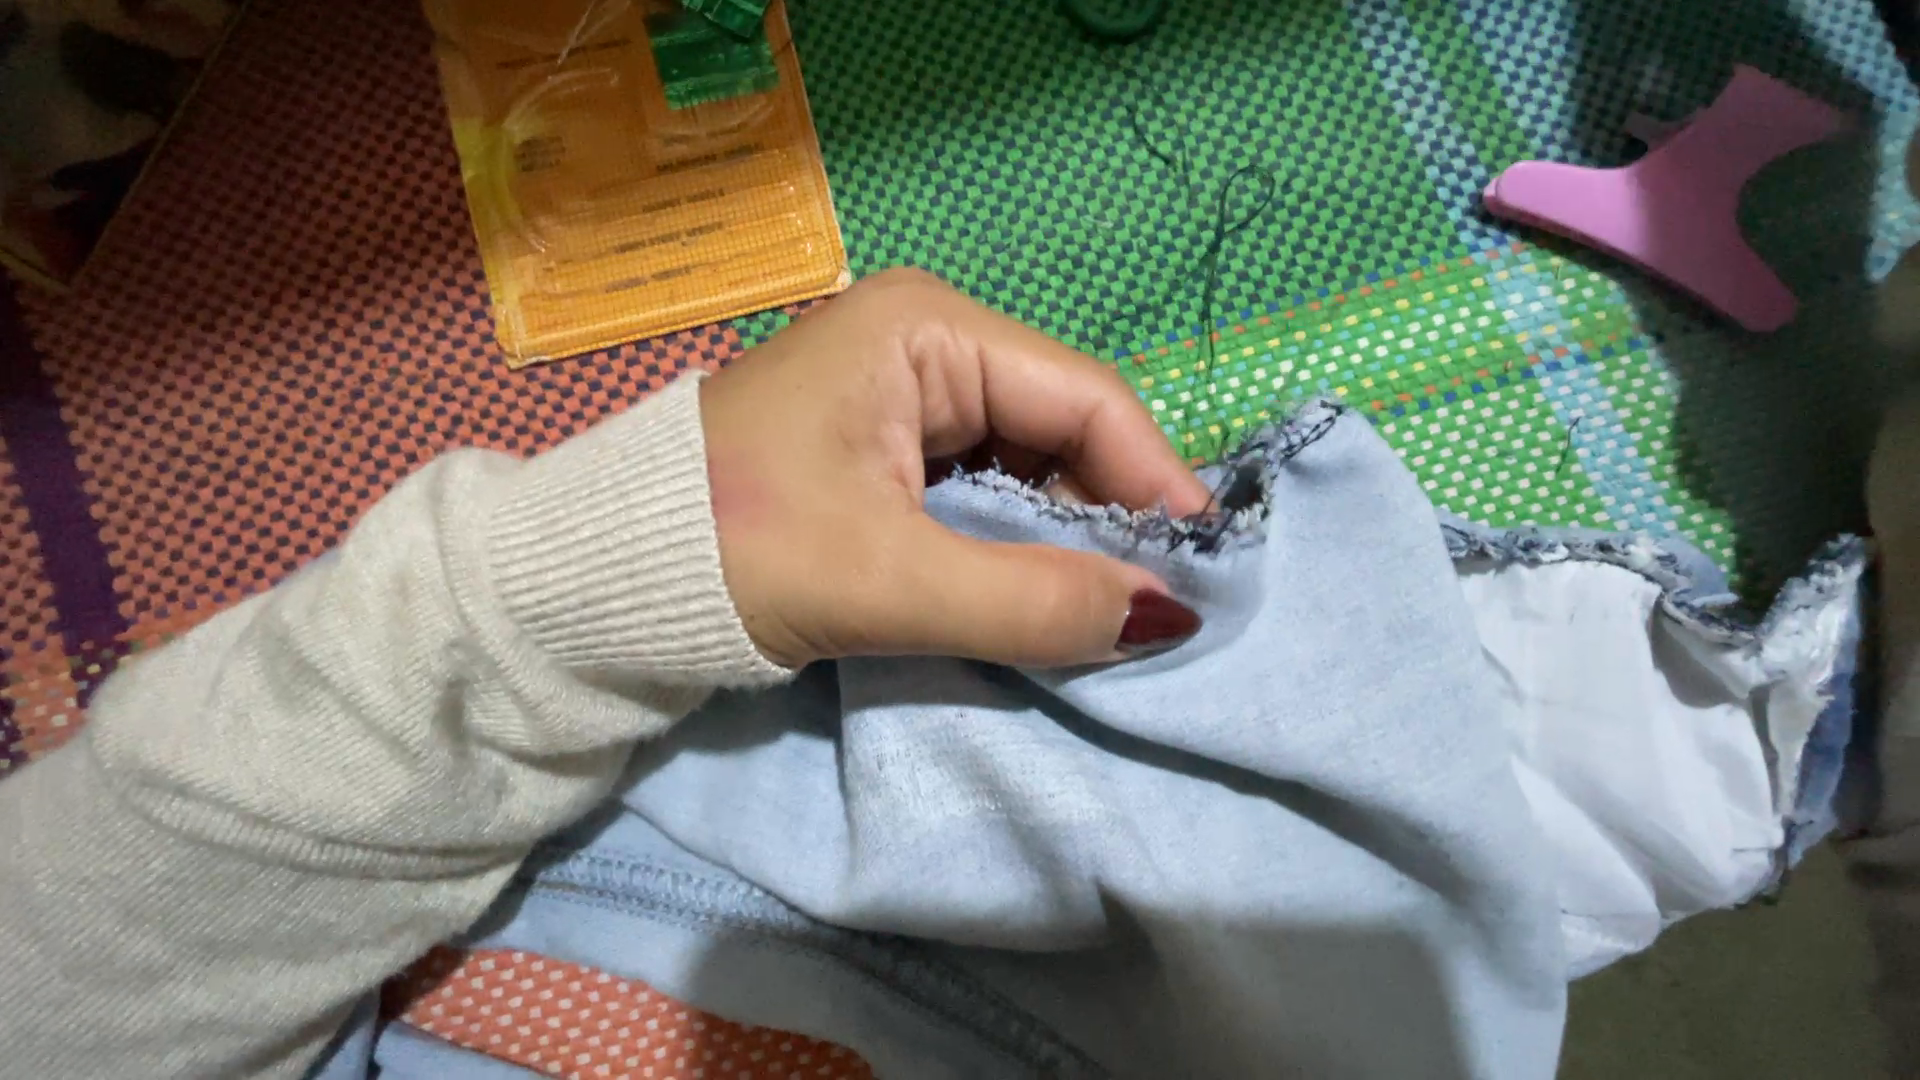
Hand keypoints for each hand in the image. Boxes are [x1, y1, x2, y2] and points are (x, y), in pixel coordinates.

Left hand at [700, 268, 1212, 668]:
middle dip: (1110, 514)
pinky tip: (1034, 589)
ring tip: (1101, 604)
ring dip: (1064, 536)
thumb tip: (1162, 615)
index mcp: (926, 330)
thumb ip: (1027, 601)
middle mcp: (924, 346)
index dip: (1154, 480)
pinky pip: (983, 493)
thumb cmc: (729, 552)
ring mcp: (904, 398)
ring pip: (1027, 466)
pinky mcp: (886, 452)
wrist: (596, 584)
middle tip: (1153, 600)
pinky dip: (1016, 545)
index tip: (1204, 565)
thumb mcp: (885, 579)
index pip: (1084, 396)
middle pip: (1062, 428)